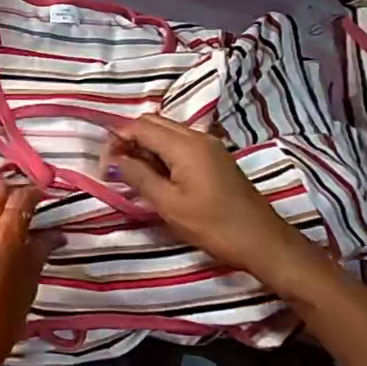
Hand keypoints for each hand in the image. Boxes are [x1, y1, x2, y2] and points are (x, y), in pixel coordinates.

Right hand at [107, 114, 319, 281]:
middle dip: (129, 139)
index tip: (104, 166)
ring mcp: (209, 146)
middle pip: (153, 123)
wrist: (262, 242)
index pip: (140, 127)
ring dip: (145, 146)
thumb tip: (112, 160)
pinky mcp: (215, 157)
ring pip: (166, 132)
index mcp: (184, 145)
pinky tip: (157, 175)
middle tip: (116, 168)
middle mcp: (197, 137)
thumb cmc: (213, 225)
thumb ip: (138, 176)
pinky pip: (180, 143)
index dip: (117, 141)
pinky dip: (162, 152)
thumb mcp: (168, 204)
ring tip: (134, 174)